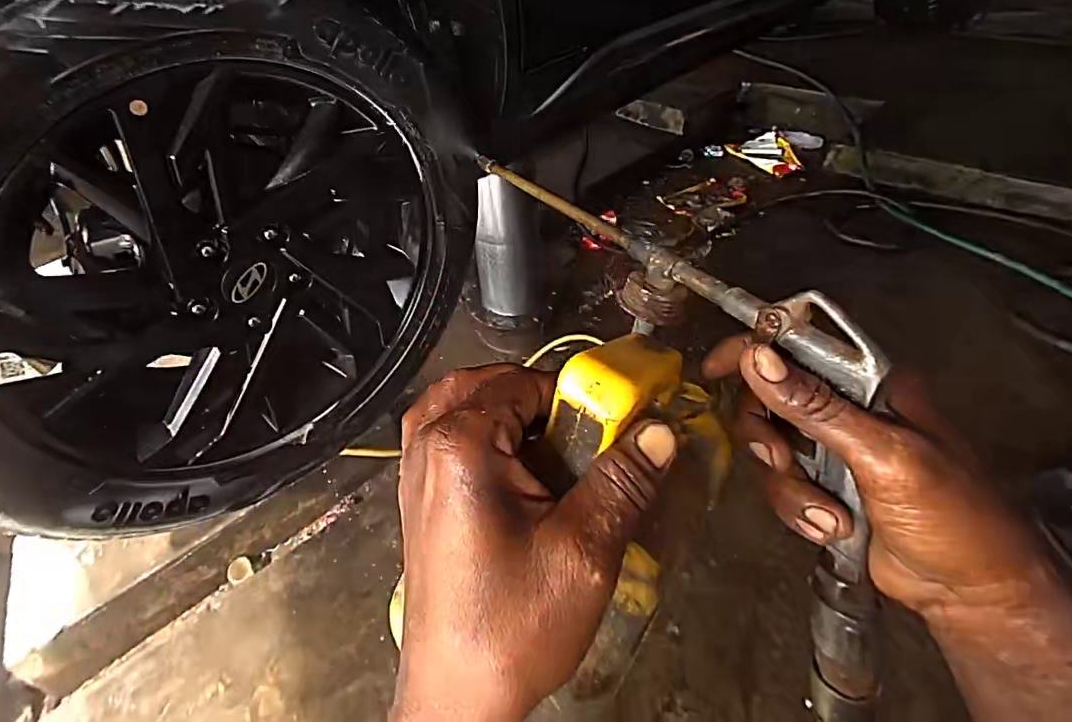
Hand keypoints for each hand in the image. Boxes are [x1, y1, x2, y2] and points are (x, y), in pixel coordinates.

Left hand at [392, 364, 677, 721]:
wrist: (456, 697)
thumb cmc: (509, 628)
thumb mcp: (581, 555)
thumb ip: (621, 484)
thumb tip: (657, 433)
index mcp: (460, 444)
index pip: (521, 382)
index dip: (567, 395)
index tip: (600, 422)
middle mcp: (427, 444)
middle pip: (485, 382)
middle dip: (534, 397)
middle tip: (574, 432)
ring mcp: (414, 467)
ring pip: (459, 399)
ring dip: (504, 406)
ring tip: (544, 443)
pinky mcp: (415, 491)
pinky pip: (443, 429)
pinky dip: (479, 427)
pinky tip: (510, 464)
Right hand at [701, 333, 1049, 620]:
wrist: (976, 598)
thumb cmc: (957, 518)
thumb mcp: (885, 455)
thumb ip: (817, 406)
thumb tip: (758, 358)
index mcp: (869, 380)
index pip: (798, 342)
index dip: (754, 347)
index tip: (718, 369)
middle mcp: (844, 404)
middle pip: (766, 392)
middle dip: (765, 429)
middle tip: (780, 457)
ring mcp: (830, 443)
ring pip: (767, 439)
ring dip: (785, 480)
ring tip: (825, 511)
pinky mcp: (821, 480)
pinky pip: (778, 480)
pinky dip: (795, 505)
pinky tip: (831, 526)